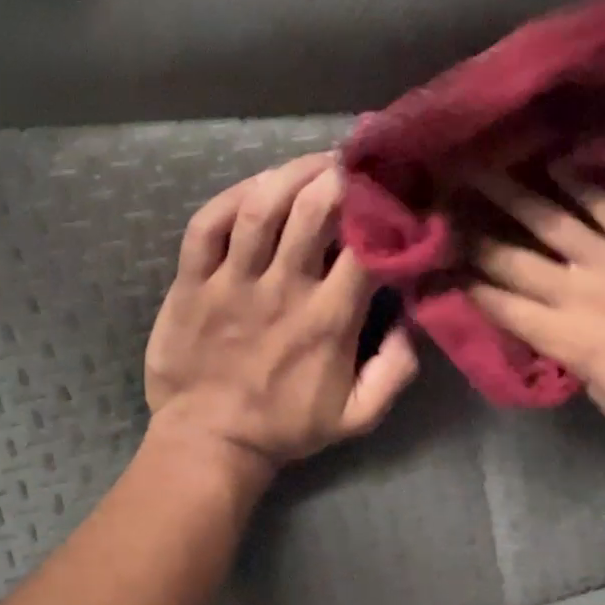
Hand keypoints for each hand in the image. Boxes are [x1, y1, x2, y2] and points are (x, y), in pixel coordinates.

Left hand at [144, 153, 419, 471]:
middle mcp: (282, 290)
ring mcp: (231, 283)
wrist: (209, 444)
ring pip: (260, 208)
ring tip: (316, 161)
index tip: (399, 198)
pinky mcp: (191, 283)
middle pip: (312, 211)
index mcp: (328, 319)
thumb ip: (395, 372)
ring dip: (292, 173)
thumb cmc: (287, 425)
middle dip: (339, 177)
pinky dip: (232, 195)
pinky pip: (206, 225)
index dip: (385, 215)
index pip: (364, 249)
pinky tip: (258, 184)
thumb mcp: (358, 416)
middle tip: (357, 163)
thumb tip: (413, 320)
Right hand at [466, 170, 604, 445]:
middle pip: (511, 258)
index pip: (501, 308)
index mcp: (568, 339)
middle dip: (470, 233)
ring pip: (548, 219)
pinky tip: (554, 164)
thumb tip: (571, 350)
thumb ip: (584, 371)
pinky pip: (604, 203)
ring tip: (477, 168)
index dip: (464, 286)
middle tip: (439, 206)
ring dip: (509, 192)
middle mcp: (577, 291)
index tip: (438, 265)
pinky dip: (578, 182)